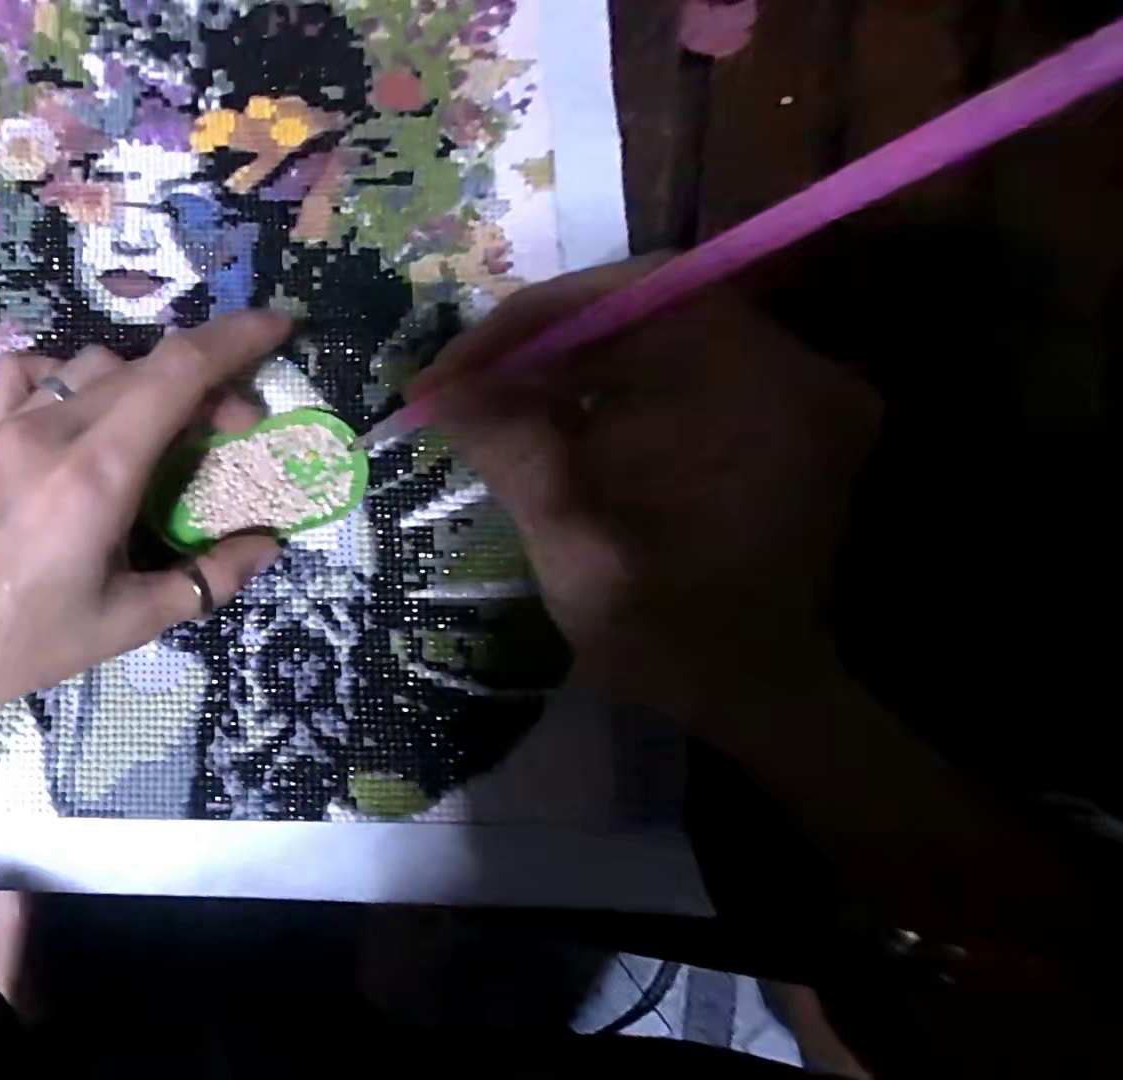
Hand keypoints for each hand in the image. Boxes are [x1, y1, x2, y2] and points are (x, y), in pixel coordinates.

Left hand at [0, 311, 290, 740]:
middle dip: (208, 380)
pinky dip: (72, 374)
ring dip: (148, 381)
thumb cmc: (30, 643)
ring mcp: (10, 424)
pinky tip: (83, 410)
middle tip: (235, 426)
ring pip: (97, 364)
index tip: (277, 327)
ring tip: (167, 427)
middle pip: (148, 367)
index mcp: (97, 474)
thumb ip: (210, 577)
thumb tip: (268, 544)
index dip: (235, 340)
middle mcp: (53, 430)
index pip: (178, 373)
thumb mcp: (132, 621)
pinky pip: (32, 372)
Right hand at [415, 256, 881, 713]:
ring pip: (635, 344)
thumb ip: (509, 452)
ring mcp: (770, 394)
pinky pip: (647, 378)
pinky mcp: (744, 421)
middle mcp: (785, 373)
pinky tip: (526, 422)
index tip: (454, 365)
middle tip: (449, 384)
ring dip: (545, 369)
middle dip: (527, 345)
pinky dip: (577, 392)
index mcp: (757, 397)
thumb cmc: (663, 633)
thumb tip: (437, 389)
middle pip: (635, 313)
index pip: (636, 296)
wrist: (741, 692)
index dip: (531, 319)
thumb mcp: (570, 543)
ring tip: (472, 402)